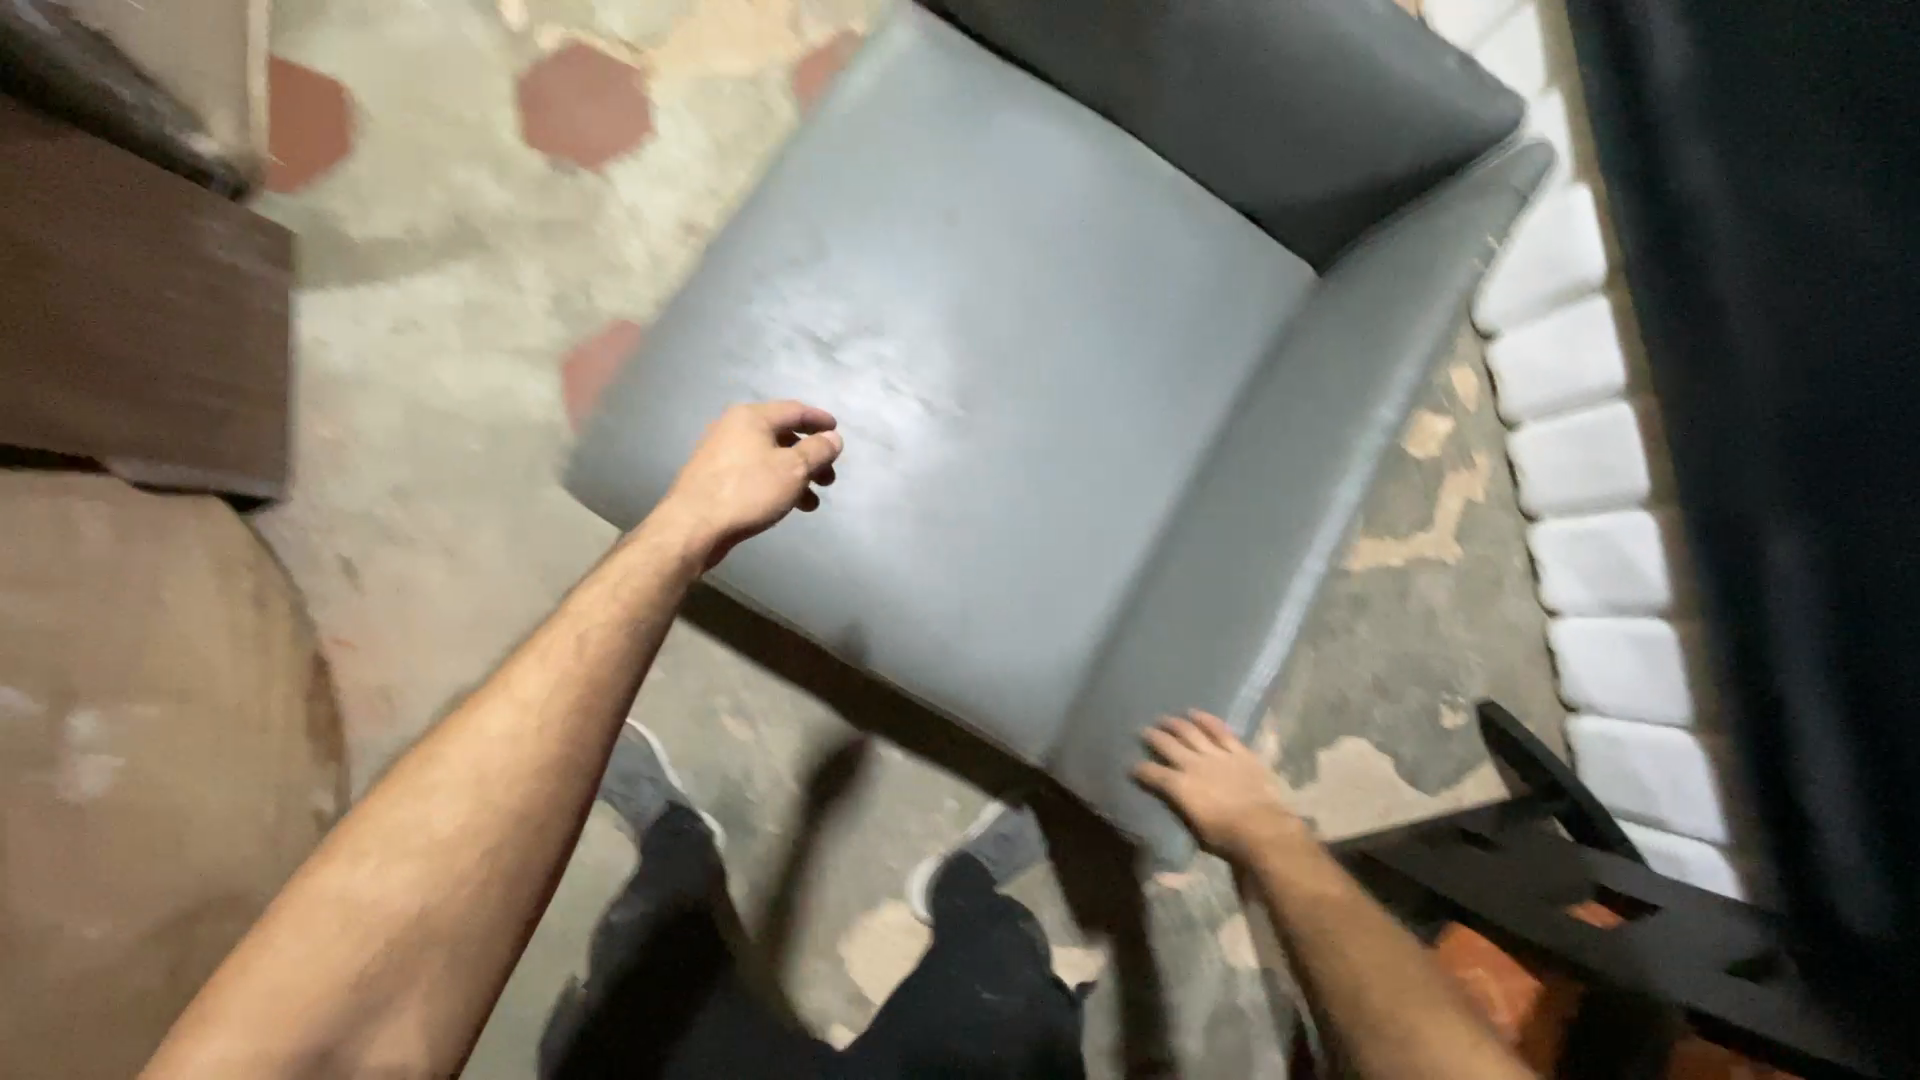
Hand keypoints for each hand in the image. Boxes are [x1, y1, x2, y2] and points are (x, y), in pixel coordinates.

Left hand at [654, 400, 842, 564]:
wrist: (693, 526)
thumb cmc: (748, 491)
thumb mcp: (793, 469)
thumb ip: (818, 451)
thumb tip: (833, 438)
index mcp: (751, 417)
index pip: (794, 410)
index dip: (819, 420)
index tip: (837, 431)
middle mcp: (733, 428)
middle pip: (782, 435)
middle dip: (810, 456)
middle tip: (828, 478)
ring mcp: (721, 452)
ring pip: (769, 458)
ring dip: (795, 476)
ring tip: (812, 502)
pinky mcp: (714, 476)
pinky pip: (754, 472)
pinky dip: (775, 484)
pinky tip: (786, 505)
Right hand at [1133, 710, 1305, 864]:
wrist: (1263, 827)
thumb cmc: (1228, 836)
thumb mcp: (1197, 828)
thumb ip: (1183, 807)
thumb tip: (1176, 799)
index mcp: (1180, 787)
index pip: (1153, 773)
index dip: (1141, 769)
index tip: (1133, 767)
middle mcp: (1193, 765)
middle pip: (1167, 745)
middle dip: (1153, 737)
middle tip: (1144, 731)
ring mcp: (1216, 755)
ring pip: (1190, 732)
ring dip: (1175, 724)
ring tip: (1165, 718)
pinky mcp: (1238, 751)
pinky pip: (1219, 730)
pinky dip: (1206, 720)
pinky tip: (1195, 712)